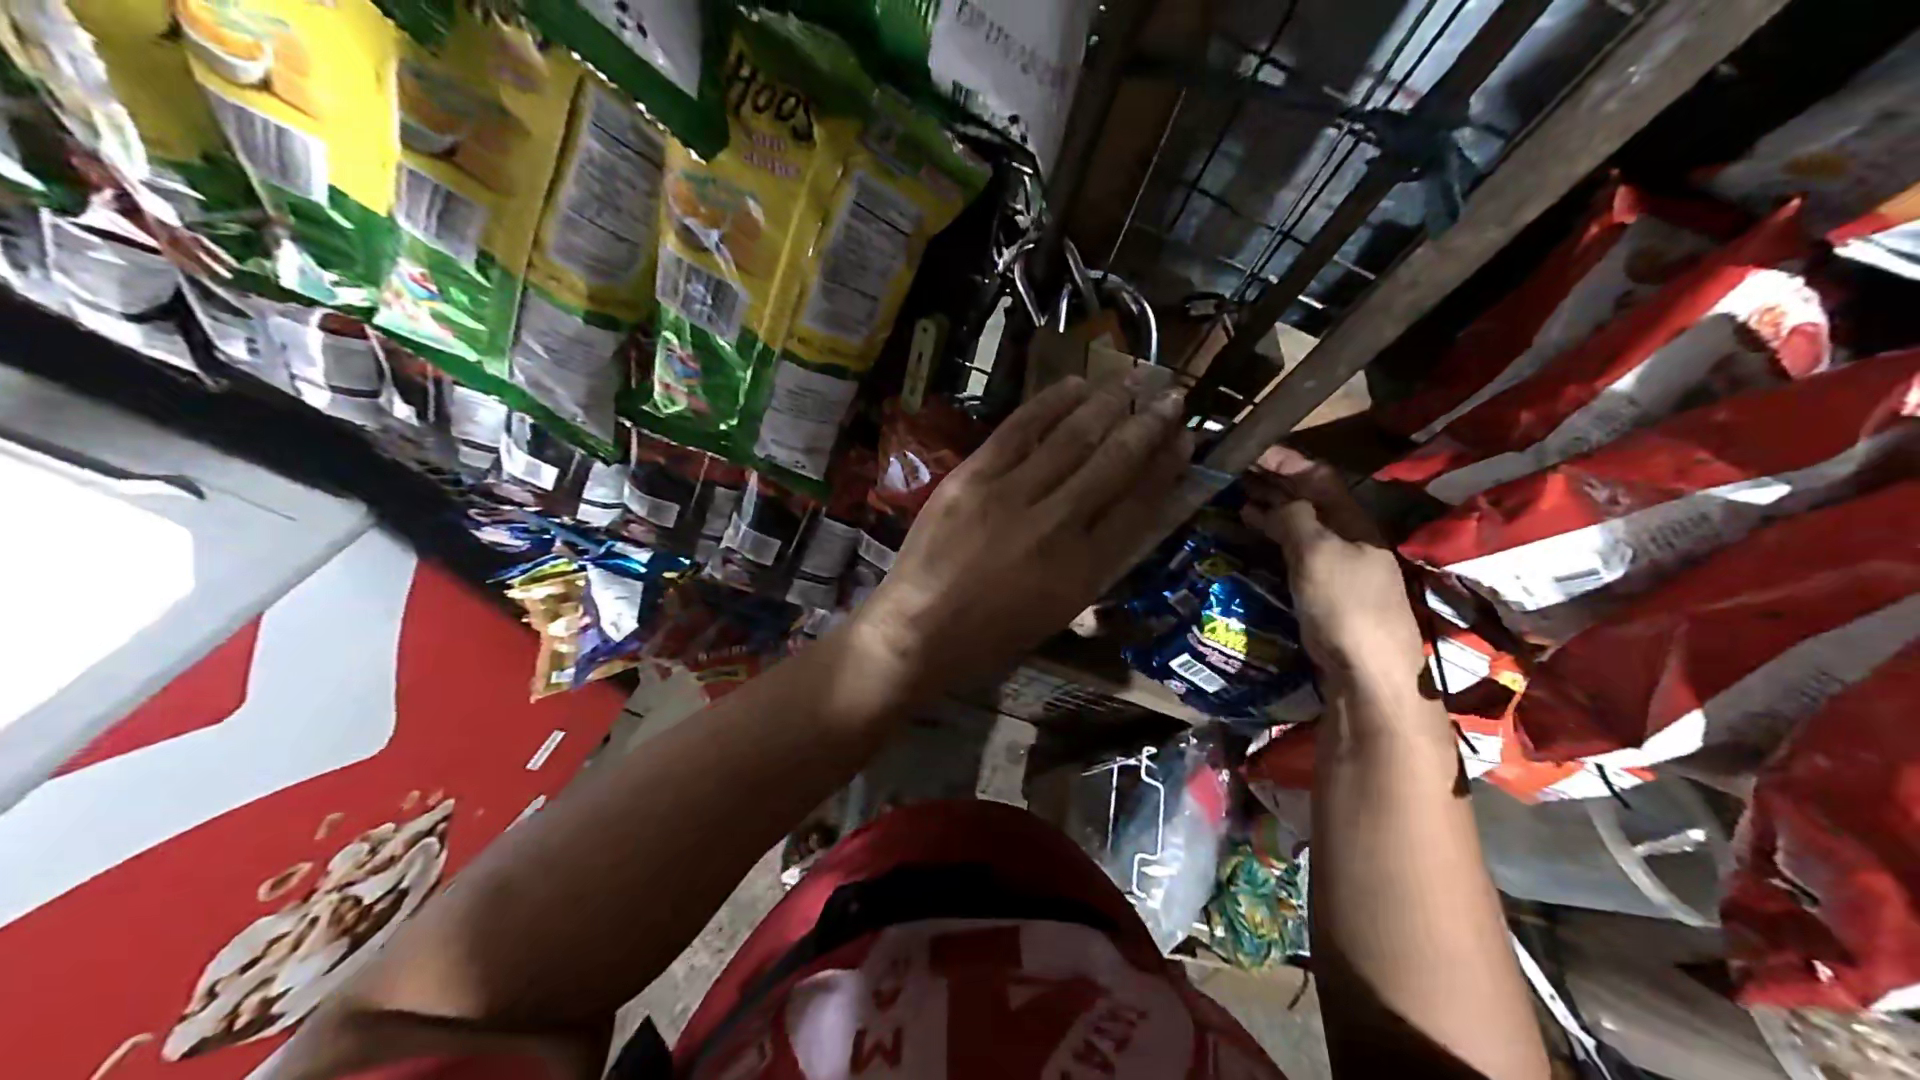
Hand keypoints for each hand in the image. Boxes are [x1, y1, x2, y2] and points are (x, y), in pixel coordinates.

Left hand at [846, 375, 1192, 705]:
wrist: (917, 631)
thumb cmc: (991, 635)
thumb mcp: (1059, 611)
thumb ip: (1096, 561)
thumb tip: (1126, 514)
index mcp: (1084, 568)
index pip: (1139, 506)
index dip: (1167, 469)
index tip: (1186, 440)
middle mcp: (1056, 525)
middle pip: (1113, 463)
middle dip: (1149, 426)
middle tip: (1174, 397)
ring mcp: (1010, 495)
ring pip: (1071, 439)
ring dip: (1109, 404)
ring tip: (1136, 379)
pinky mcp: (971, 477)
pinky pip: (1018, 431)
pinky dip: (1049, 404)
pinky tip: (1076, 384)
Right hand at [1239, 446, 1425, 697]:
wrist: (1366, 670)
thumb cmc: (1345, 605)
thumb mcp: (1317, 553)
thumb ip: (1295, 519)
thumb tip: (1276, 502)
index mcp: (1352, 521)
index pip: (1316, 476)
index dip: (1284, 460)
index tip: (1249, 450)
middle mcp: (1346, 536)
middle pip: (1309, 497)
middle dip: (1273, 480)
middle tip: (1235, 469)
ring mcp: (1335, 563)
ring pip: (1299, 522)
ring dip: (1269, 506)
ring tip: (1235, 496)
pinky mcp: (1322, 588)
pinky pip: (1292, 547)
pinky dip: (1270, 534)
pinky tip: (1251, 532)